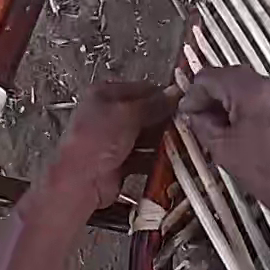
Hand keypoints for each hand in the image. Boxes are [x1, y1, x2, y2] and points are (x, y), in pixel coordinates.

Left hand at [48, 81, 177, 209]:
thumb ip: (153, 104)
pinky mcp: (119, 162)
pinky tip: (173, 161)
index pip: (141, 89)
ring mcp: (113, 140)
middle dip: (165, 121)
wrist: (81, 180)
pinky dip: (157, 159)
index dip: (163, 96)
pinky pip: (144, 157)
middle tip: (188, 125)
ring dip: (164, 141)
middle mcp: (108, 115)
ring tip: (185, 143)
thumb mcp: (127, 114)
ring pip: (146, 137)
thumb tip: (174, 93)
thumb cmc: (95, 140)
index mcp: (104, 95)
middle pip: (145, 114)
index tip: (185, 103)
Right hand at [180, 67, 269, 224]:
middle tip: (197, 116)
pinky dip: (245, 105)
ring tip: (216, 124)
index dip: (193, 94)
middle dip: (210, 95)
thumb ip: (201, 123)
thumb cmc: (266, 171)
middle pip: (228, 76)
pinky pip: (261, 95)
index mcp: (250, 91)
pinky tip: (238, 127)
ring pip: (245, 85)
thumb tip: (193, 114)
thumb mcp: (221, 148)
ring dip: (227, 100)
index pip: (209, 77)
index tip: (187, 112)